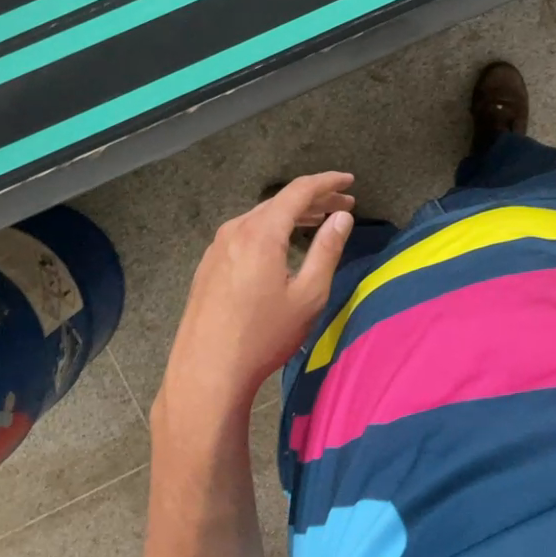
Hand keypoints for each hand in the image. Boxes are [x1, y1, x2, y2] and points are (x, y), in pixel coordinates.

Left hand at [154, 173, 355, 428]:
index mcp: (261, 232)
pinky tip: (282, 245)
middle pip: (279, 202)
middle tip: (343, 206)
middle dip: (314, 200)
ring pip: (260, 217)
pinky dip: (271, 229)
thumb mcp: (308, 295)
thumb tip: (342, 218)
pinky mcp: (208, 265)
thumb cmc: (264, 336)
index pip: (299, 191)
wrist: (205, 374)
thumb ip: (327, 250)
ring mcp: (217, 247)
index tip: (349, 182)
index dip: (327, 183)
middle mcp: (235, 230)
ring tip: (318, 221)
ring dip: (292, 215)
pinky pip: (245, 233)